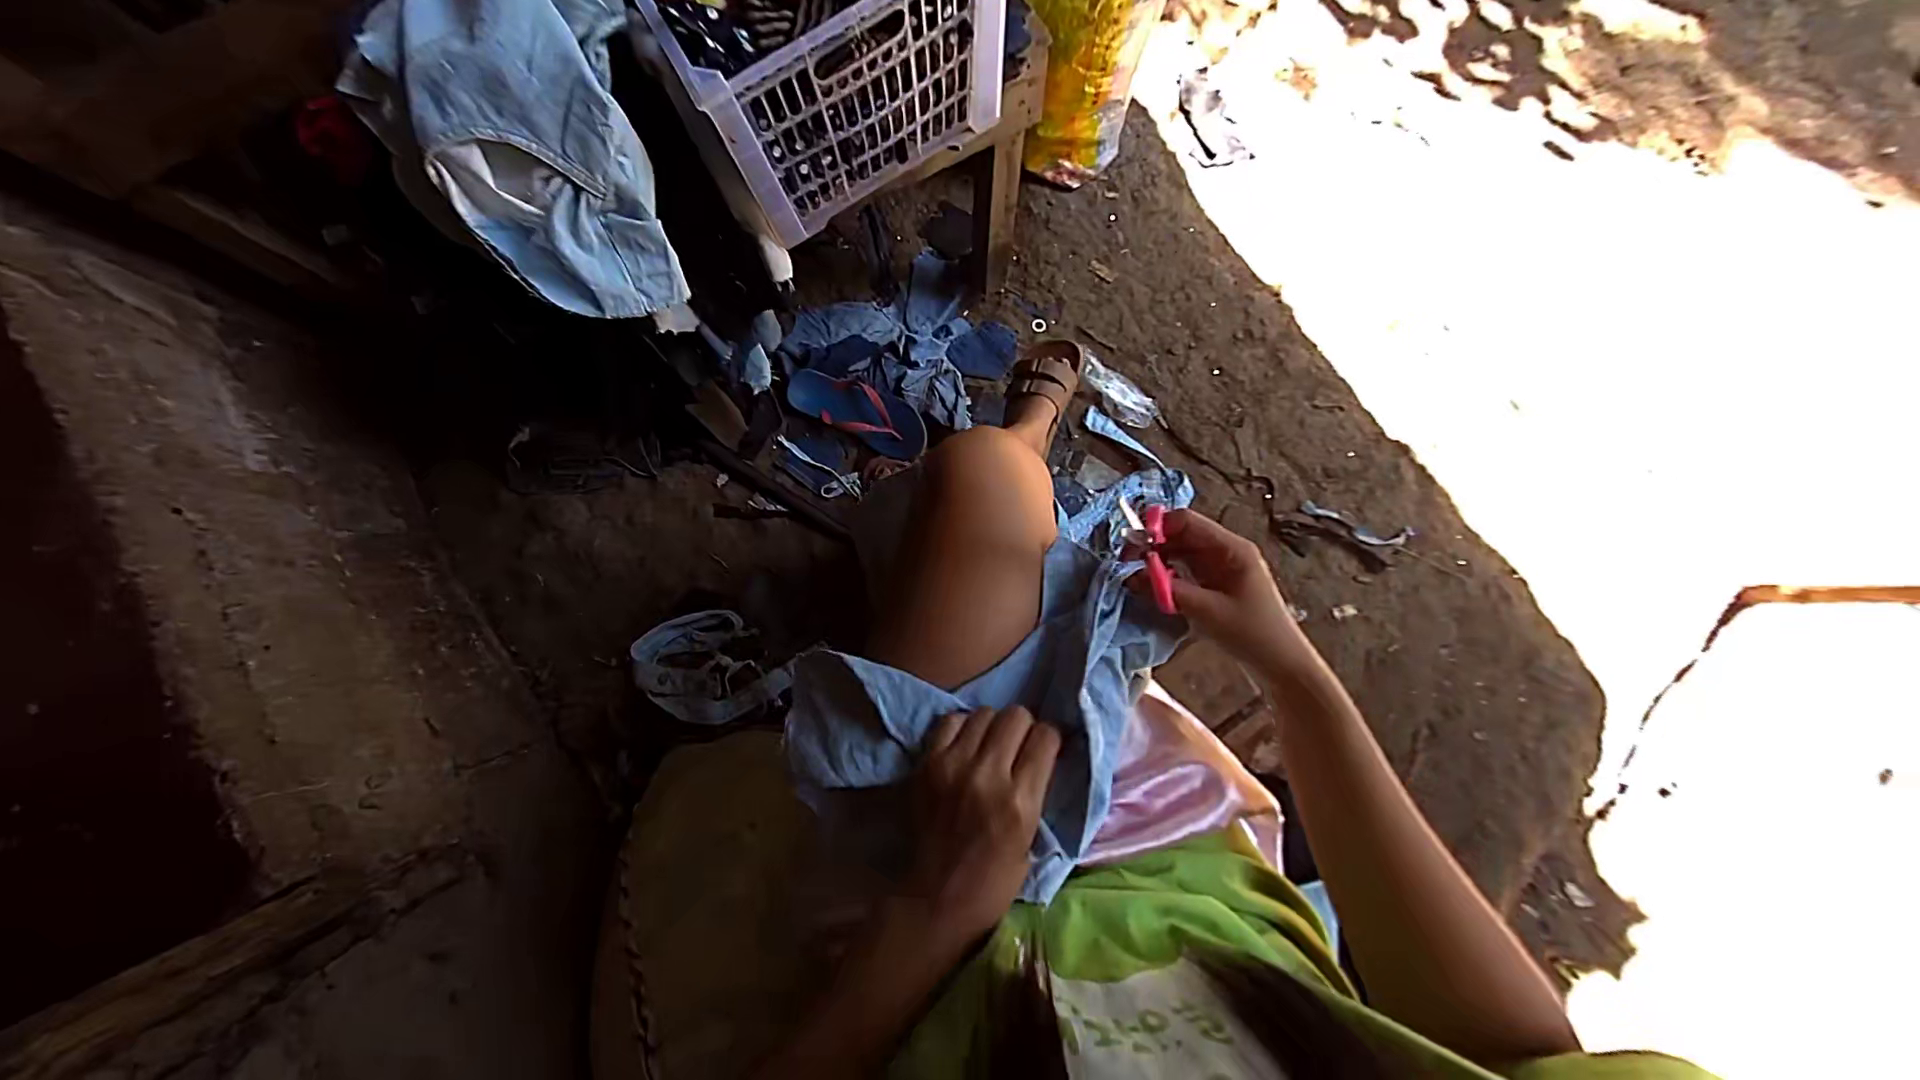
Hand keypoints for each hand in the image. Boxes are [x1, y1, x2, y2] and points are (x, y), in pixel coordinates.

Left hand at [903, 706, 1059, 943]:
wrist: (934, 899)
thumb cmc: (992, 882)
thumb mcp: (1030, 840)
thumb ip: (1036, 792)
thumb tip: (1042, 755)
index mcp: (1020, 801)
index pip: (1046, 737)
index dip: (1050, 738)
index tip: (1047, 746)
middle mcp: (988, 774)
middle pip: (1016, 716)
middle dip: (1024, 726)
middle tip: (1020, 744)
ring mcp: (953, 765)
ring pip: (984, 713)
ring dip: (993, 725)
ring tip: (990, 744)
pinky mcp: (926, 764)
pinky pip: (950, 722)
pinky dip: (963, 727)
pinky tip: (965, 745)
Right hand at [1129, 509, 1318, 674]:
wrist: (1281, 664)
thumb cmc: (1251, 633)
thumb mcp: (1206, 610)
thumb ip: (1168, 589)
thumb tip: (1134, 574)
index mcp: (1231, 548)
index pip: (1186, 521)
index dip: (1157, 527)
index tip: (1133, 545)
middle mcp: (1225, 551)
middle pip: (1181, 534)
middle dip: (1153, 544)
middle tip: (1127, 562)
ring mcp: (1220, 566)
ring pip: (1180, 552)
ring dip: (1157, 560)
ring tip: (1135, 575)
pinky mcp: (1215, 583)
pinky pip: (1184, 569)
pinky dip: (1167, 574)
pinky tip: (1153, 586)